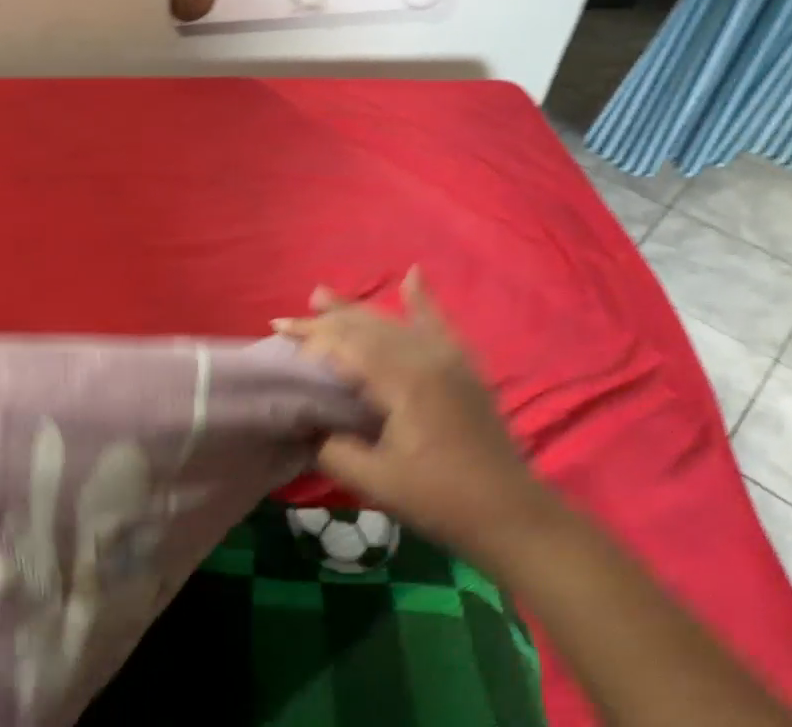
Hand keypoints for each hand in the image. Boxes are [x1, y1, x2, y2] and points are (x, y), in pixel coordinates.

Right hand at [275, 268, 553, 559]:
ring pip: (393, 322)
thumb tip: (306, 426)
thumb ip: (334, 450)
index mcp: (404, 381)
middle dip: (323, 322)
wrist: (512, 515)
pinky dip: (423, 300)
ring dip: (355, 310)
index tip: (278, 339)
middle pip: (365, 327)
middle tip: (284, 322)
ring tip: (319, 294)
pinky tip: (412, 275)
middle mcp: (426, 357)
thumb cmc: (441, 500)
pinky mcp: (463, 368)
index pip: (346, 345)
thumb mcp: (376, 482)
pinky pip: (438, 324)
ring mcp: (449, 359)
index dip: (310, 339)